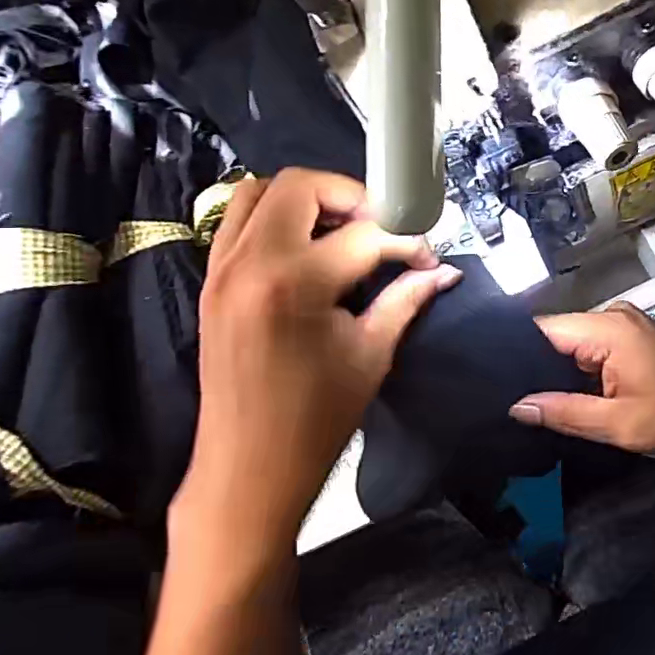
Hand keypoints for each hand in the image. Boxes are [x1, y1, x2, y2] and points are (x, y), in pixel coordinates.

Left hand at [177, 170, 461, 553]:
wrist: (248, 468)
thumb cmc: (316, 420)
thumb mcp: (371, 355)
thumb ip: (406, 299)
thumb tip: (443, 272)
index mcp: (295, 283)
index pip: (363, 233)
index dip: (404, 240)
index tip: (425, 257)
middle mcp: (250, 261)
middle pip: (301, 185)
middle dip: (350, 196)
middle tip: (379, 228)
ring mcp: (222, 268)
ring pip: (259, 191)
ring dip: (306, 199)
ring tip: (341, 231)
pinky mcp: (211, 280)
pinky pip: (237, 220)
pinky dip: (274, 217)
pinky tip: (306, 251)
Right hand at [507, 303, 654, 463]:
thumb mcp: (621, 425)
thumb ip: (565, 413)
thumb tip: (518, 407)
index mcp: (609, 328)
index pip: (545, 330)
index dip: (516, 353)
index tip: (492, 379)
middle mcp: (613, 316)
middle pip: (556, 336)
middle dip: (534, 366)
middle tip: (507, 398)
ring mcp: (624, 325)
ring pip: (572, 345)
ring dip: (556, 371)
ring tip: (528, 399)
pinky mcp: (631, 339)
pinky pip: (590, 350)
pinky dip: (577, 371)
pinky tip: (563, 394)